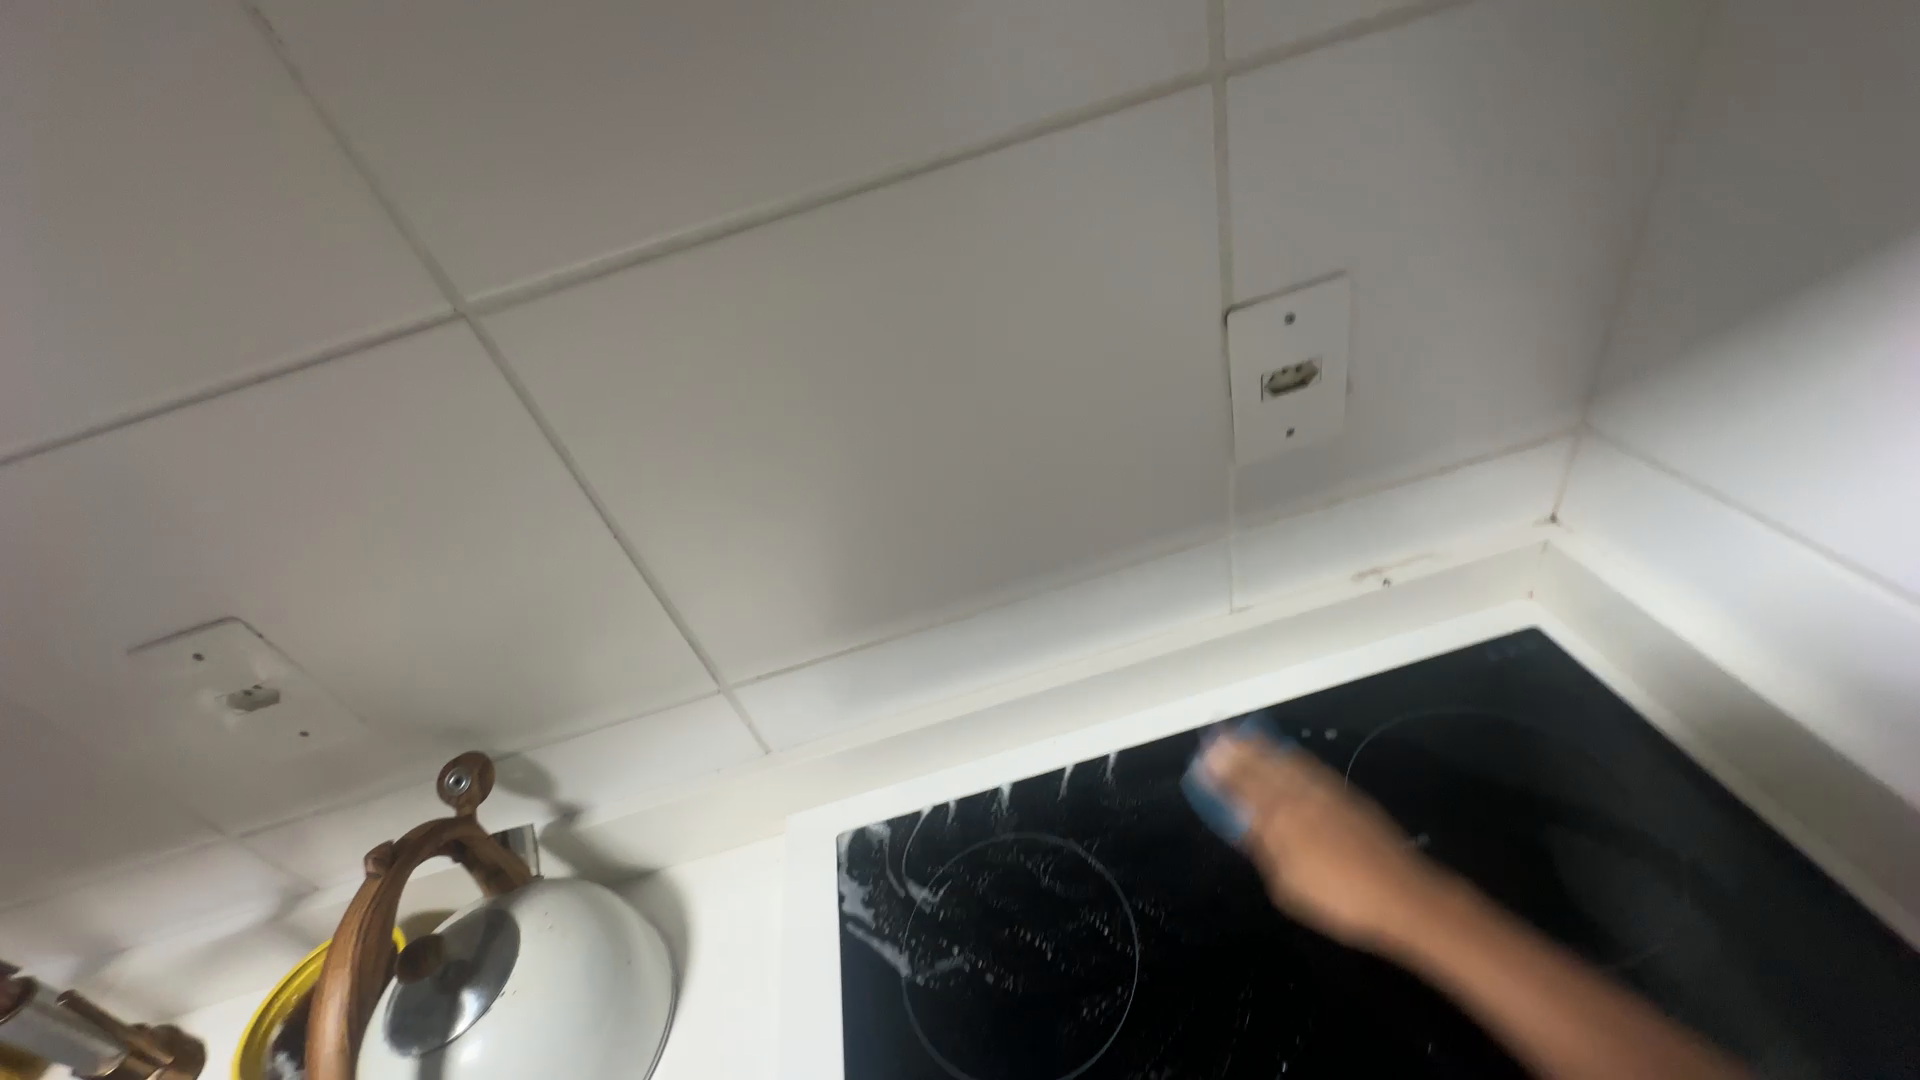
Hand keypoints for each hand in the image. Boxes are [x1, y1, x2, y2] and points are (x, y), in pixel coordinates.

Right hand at [1200, 732, 1453, 952]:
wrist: (1405, 897)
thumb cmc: (1339, 899)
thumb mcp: (1287, 885)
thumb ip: (1263, 848)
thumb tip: (1242, 822)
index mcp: (1279, 819)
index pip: (1243, 788)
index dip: (1222, 773)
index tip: (1203, 759)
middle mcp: (1299, 798)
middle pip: (1262, 768)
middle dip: (1237, 752)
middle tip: (1218, 737)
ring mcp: (1325, 794)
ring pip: (1286, 762)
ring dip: (1262, 747)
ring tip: (1244, 735)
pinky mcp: (1347, 796)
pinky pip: (1309, 767)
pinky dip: (1291, 757)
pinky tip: (1286, 753)